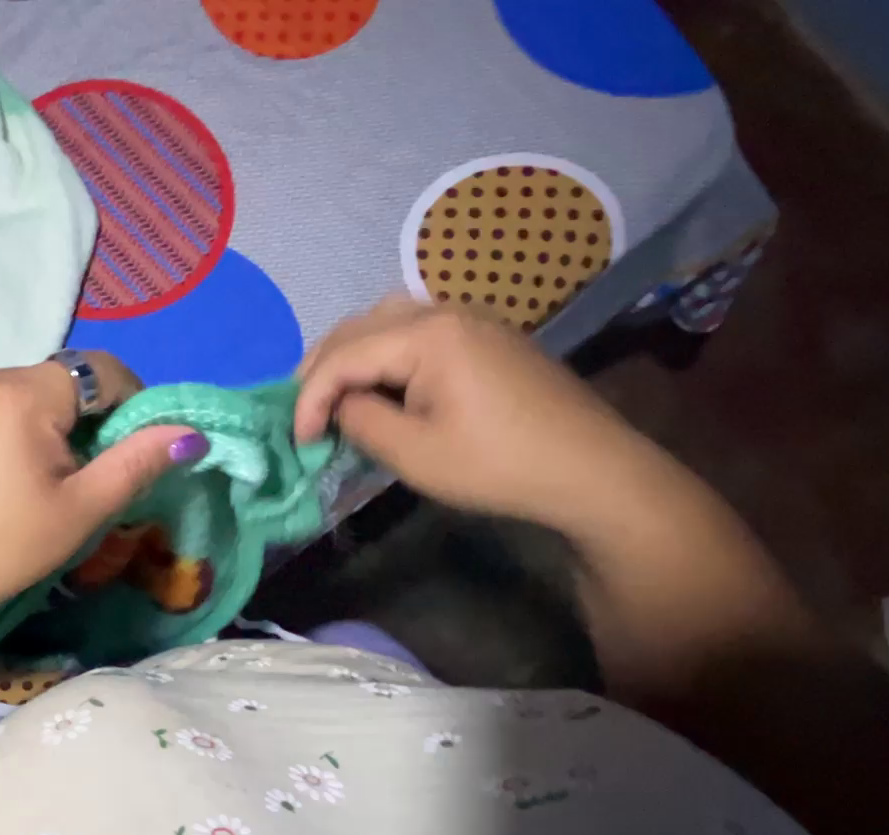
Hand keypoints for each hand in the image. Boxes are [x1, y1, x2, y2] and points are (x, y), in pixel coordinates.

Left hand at [0, 353, 204, 640]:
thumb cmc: (2, 548)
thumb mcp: (80, 510)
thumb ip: (137, 463)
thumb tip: (190, 431)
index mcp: (22, 392)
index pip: (100, 370)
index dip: (132, 404)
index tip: (133, 453)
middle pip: (62, 383)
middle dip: (89, 421)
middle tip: (87, 480)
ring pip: (27, 398)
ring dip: (52, 429)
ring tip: (44, 487)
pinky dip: (14, 435)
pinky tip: (2, 485)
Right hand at [294, 297, 686, 535]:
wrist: (590, 470)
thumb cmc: (496, 465)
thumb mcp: (412, 454)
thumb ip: (360, 420)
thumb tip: (338, 406)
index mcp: (426, 334)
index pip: (343, 356)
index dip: (308, 398)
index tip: (298, 442)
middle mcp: (445, 310)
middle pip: (358, 326)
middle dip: (321, 370)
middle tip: (303, 415)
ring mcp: (471, 319)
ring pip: (386, 320)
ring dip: (350, 355)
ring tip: (334, 395)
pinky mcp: (487, 337)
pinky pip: (416, 330)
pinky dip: (383, 353)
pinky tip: (380, 385)